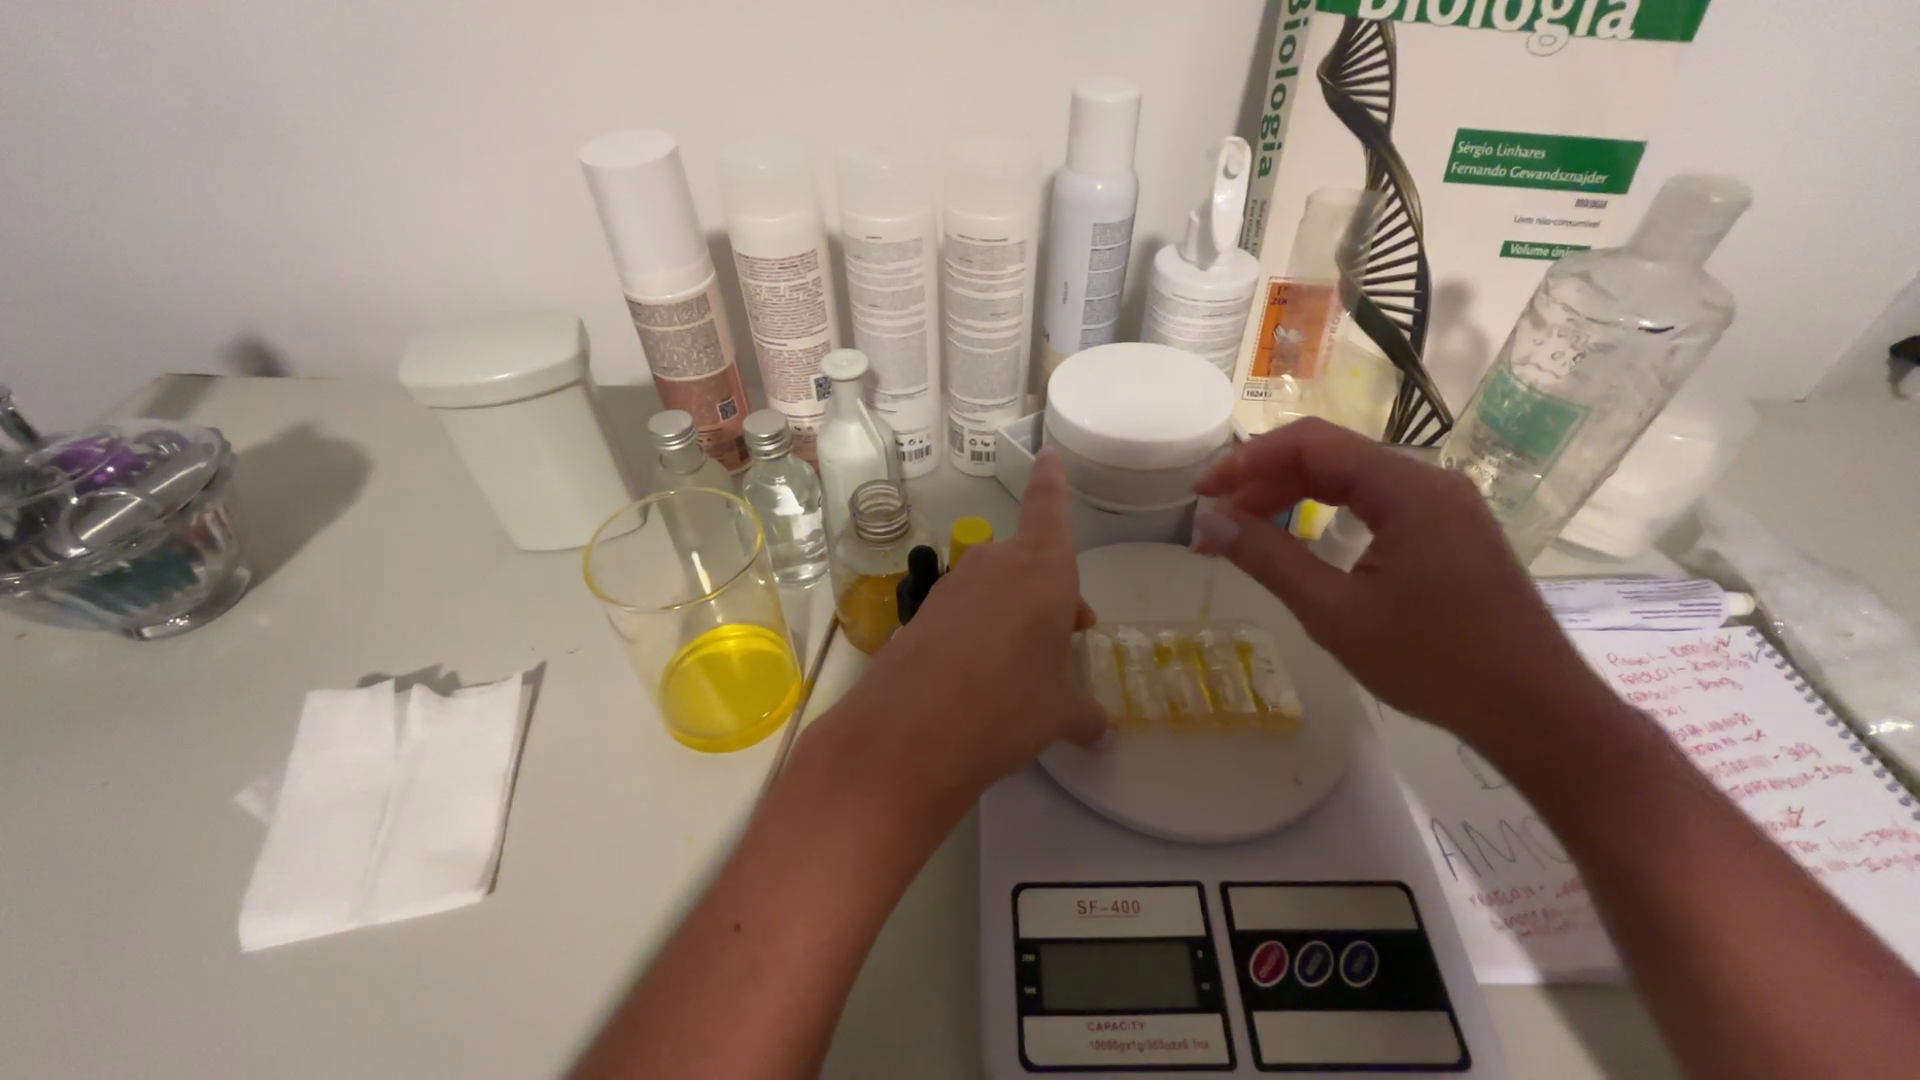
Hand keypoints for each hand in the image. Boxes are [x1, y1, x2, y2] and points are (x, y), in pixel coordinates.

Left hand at [818, 449, 1107, 806]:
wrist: (909, 731)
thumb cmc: (1008, 707)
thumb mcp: (1057, 715)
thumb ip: (1083, 715)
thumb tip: (1102, 733)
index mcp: (1042, 571)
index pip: (1050, 509)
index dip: (1052, 482)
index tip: (1049, 455)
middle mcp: (995, 565)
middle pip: (1028, 561)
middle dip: (1049, 592)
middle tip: (1065, 636)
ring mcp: (952, 587)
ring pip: (994, 587)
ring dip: (1012, 612)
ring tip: (1021, 663)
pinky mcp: (920, 614)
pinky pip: (963, 612)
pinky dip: (977, 631)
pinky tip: (977, 676)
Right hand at [1191, 418, 1594, 741]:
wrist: (1535, 710)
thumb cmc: (1433, 662)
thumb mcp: (1335, 612)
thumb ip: (1268, 559)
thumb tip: (1209, 523)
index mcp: (1406, 487)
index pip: (1310, 444)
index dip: (1246, 460)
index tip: (1201, 491)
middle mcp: (1429, 480)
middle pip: (1329, 455)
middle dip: (1264, 481)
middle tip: (1216, 520)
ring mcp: (1444, 504)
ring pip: (1351, 479)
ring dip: (1292, 497)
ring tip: (1245, 530)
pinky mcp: (1449, 530)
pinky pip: (1376, 502)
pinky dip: (1327, 513)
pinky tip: (1300, 538)